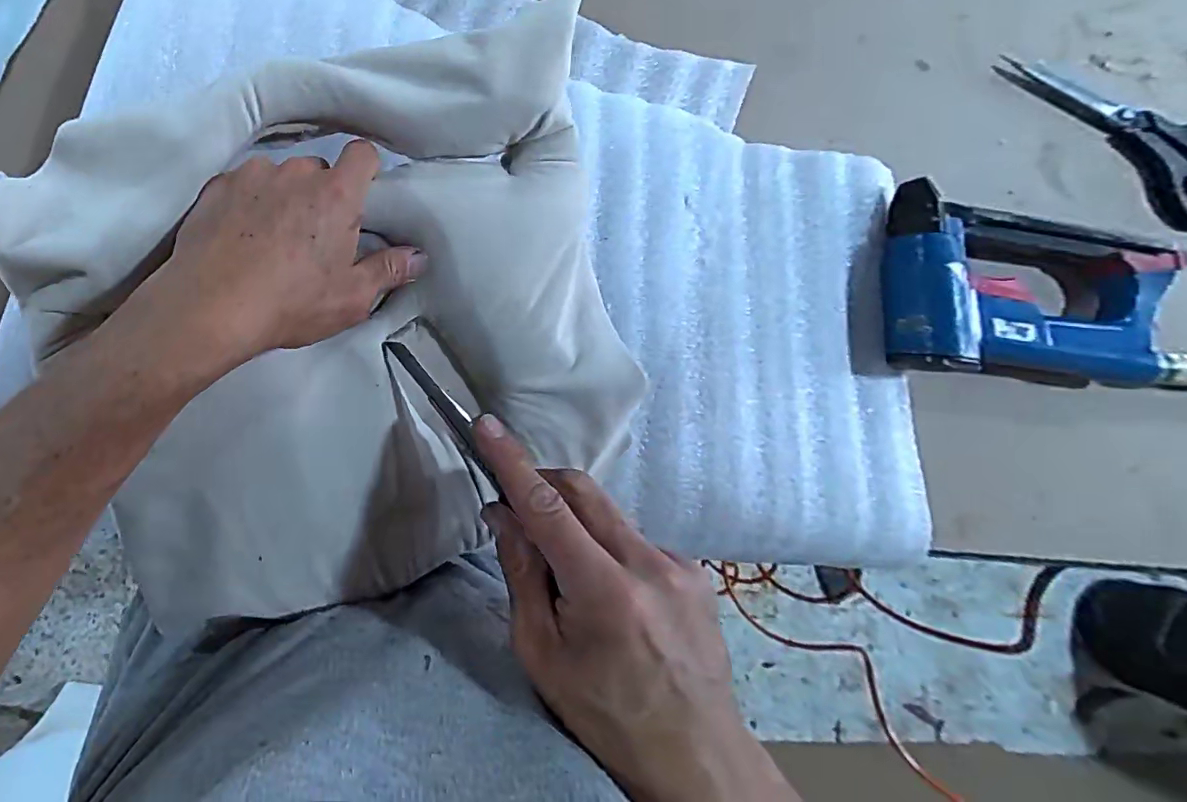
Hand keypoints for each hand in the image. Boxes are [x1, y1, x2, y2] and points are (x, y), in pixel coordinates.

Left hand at [138, 139, 423, 368]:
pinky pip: (243, 183)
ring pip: (280, 176)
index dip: (365, 170)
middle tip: (313, 236)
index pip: (363, 153)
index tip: (360, 196)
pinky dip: (247, 202)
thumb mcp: (351, 298)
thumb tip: (417, 257)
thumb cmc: (288, 304)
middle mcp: (296, 173)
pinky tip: (239, 236)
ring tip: (270, 238)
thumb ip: (389, 271)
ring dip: (282, 197)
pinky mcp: (217, 186)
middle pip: (319, 169)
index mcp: (336, 195)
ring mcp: (253, 175)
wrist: (208, 309)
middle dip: (321, 195)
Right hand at [475, 416, 799, 801]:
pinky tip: (612, 595)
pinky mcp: (693, 569)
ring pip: (607, 513)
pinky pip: (634, 537)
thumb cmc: (607, 716)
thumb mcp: (543, 655)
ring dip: (575, 524)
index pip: (546, 507)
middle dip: (540, 484)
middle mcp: (648, 564)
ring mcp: (678, 563)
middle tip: (515, 510)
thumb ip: (522, 575)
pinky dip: (607, 547)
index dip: (512, 462)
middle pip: (581, 490)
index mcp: (604, 591)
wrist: (698, 759)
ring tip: (570, 577)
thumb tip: (504, 514)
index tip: (488, 427)